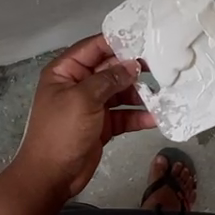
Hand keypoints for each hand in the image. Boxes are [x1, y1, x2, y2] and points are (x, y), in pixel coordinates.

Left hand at [11, 34, 155, 198]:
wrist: (52, 175)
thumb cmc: (61, 131)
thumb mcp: (83, 99)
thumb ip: (109, 79)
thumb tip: (133, 66)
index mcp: (65, 71)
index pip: (93, 48)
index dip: (117, 42)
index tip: (143, 39)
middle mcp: (78, 85)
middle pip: (110, 69)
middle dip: (133, 69)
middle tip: (161, 66)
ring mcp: (91, 106)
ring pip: (120, 92)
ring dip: (139, 94)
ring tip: (163, 93)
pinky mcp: (102, 125)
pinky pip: (124, 115)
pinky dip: (138, 116)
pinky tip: (156, 117)